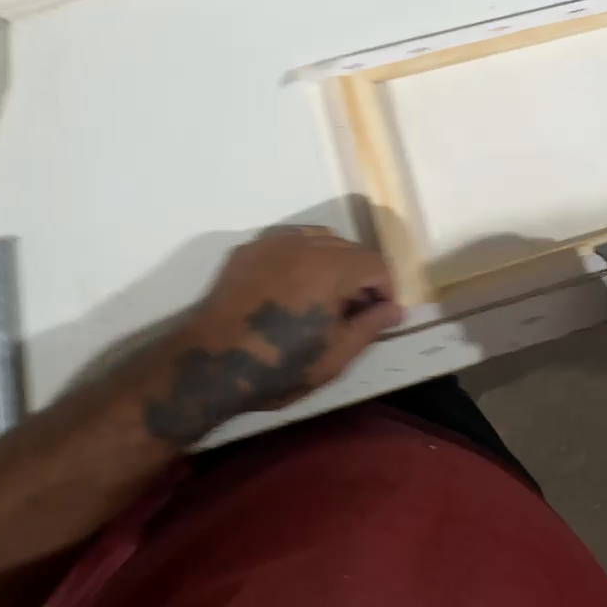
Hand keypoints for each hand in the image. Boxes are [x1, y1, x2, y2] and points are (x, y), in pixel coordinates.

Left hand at [139, 228, 402, 445]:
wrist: (211, 365)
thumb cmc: (278, 367)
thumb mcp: (335, 357)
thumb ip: (370, 327)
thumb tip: (395, 309)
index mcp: (331, 268)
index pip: (375, 263)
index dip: (384, 289)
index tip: (378, 317)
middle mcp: (304, 244)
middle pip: (348, 248)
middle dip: (358, 276)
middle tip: (351, 313)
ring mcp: (273, 242)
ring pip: (318, 240)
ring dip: (330, 264)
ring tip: (321, 300)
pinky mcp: (249, 250)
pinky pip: (288, 243)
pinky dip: (300, 260)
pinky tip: (290, 291)